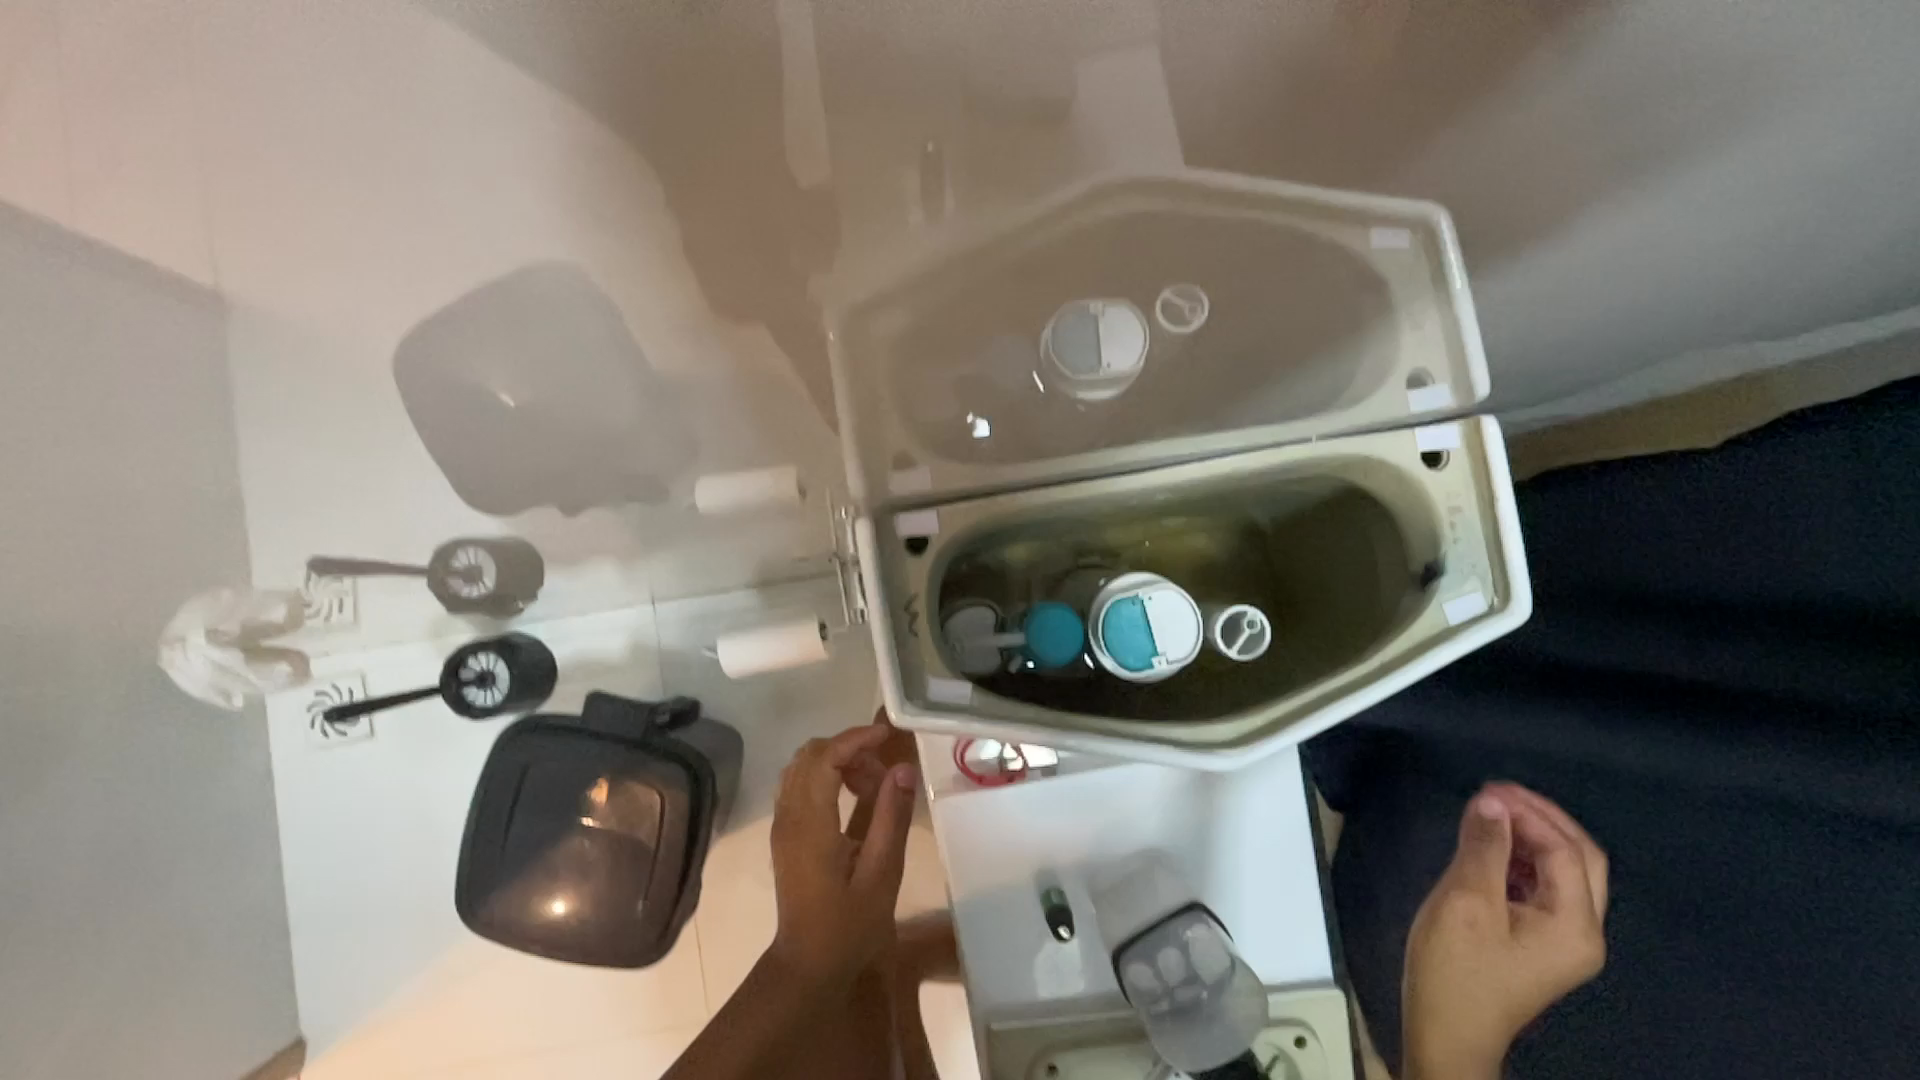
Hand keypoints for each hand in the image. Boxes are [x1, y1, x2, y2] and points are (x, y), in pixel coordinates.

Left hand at [767, 719, 918, 988]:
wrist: (808, 965)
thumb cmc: (848, 925)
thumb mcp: (881, 874)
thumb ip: (890, 817)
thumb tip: (902, 769)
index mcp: (810, 824)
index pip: (824, 758)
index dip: (855, 738)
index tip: (887, 735)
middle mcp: (788, 816)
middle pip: (810, 755)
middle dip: (849, 749)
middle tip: (884, 773)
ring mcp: (782, 824)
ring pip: (802, 766)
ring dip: (837, 761)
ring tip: (873, 786)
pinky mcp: (784, 833)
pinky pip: (799, 784)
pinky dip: (826, 776)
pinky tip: (852, 798)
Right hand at [1402, 783, 1608, 1078]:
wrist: (1446, 1031)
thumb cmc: (1455, 968)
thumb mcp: (1465, 901)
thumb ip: (1483, 848)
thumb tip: (1491, 801)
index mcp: (1574, 925)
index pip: (1566, 851)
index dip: (1530, 814)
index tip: (1486, 788)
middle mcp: (1582, 930)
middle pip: (1581, 859)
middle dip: (1543, 819)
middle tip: (1497, 793)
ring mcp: (1563, 939)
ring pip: (1564, 872)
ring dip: (1532, 836)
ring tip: (1489, 811)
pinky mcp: (1539, 941)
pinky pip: (1543, 887)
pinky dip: (1522, 858)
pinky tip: (1490, 846)